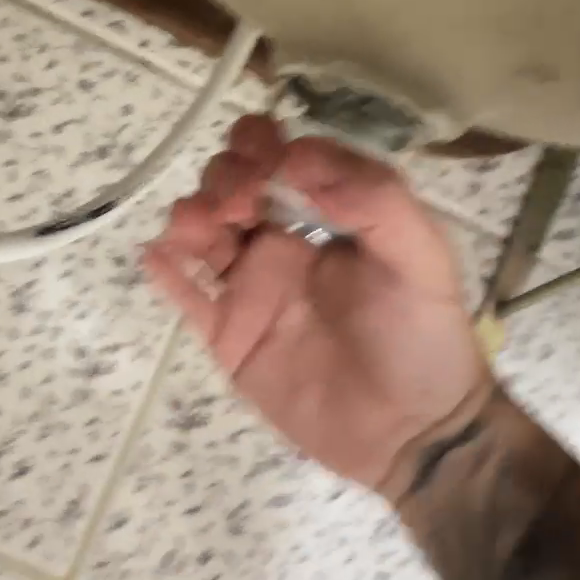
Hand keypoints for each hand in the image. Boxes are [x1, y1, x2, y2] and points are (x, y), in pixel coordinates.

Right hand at [142, 115, 494, 494]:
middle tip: (243, 205)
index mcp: (322, 213)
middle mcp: (279, 239)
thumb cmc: (423, 335)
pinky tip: (155, 255)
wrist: (415, 436)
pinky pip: (185, 294)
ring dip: (189, 213)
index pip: (277, 153)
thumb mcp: (421, 254)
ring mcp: (249, 285)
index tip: (272, 165)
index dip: (262, 144)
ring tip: (199, 229)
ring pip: (199, 229)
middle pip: (229, 182)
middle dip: (225, 176)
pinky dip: (164, 269)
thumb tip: (299, 155)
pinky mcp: (228, 333)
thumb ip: (375, 196)